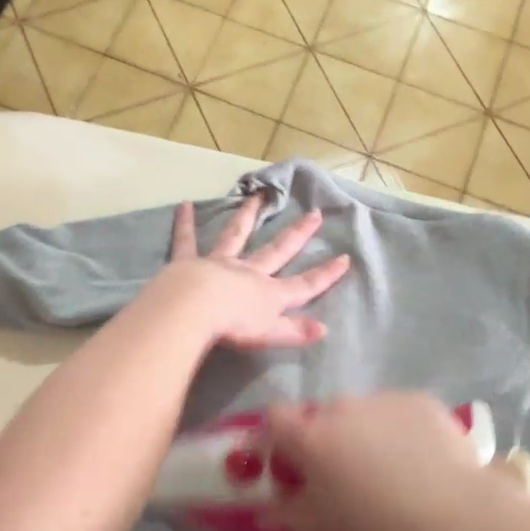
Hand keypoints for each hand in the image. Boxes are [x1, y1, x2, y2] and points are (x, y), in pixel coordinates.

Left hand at [150, 194, 349, 348]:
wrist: (194, 308)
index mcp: (269, 293)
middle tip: (314, 213)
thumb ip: (295, 331)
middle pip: (277, 250)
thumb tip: (324, 329)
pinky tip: (185, 205)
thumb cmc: (233, 326)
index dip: (326, 274)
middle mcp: (248, 272)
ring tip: (258, 197)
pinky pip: (187, 240)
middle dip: (298, 234)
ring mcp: (220, 263)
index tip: (345, 258)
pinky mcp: (189, 261)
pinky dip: (185, 223)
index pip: (304, 285)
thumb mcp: (270, 334)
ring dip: (248, 216)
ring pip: (236, 235)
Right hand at [257, 393, 513, 530]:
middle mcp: (340, 406)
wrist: (452, 509)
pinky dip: (399, 430)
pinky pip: (397, 412)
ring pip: (360, 413)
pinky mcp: (417, 399)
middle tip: (342, 475)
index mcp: (309, 435)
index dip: (275, 436)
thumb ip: (284, 513)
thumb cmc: (376, 521)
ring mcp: (381, 398)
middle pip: (320, 416)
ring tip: (389, 470)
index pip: (274, 416)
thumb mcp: (321, 526)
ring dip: (362, 433)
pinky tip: (419, 460)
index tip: (288, 462)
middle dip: (324, 439)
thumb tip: (264, 510)